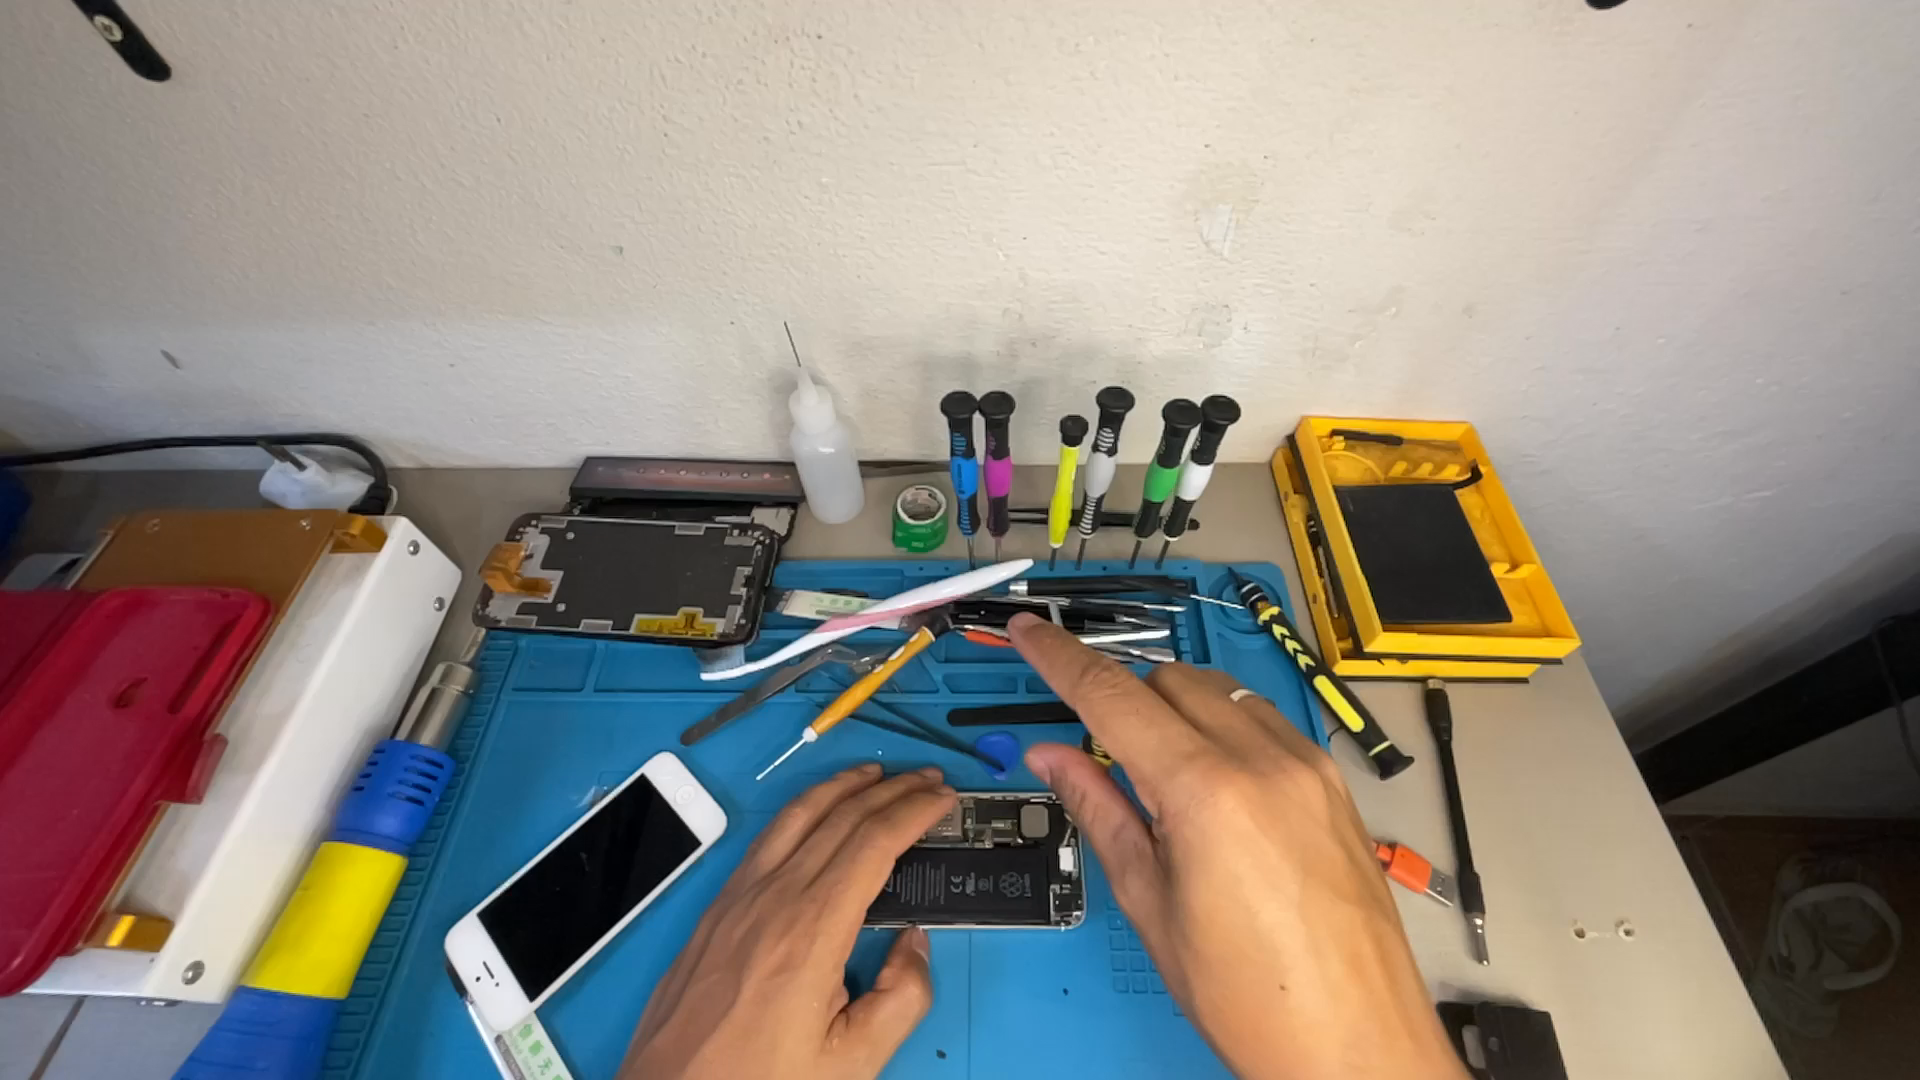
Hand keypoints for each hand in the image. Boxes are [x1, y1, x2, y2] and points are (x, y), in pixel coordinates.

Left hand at [619, 764, 957, 1079]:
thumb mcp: (851, 1066)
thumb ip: (902, 999)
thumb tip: (914, 943)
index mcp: (813, 928)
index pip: (874, 842)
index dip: (914, 811)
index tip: (943, 797)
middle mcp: (775, 895)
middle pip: (843, 817)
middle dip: (893, 790)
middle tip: (928, 779)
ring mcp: (740, 894)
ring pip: (799, 814)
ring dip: (844, 785)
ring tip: (877, 774)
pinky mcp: (718, 905)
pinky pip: (768, 836)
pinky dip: (803, 807)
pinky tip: (816, 811)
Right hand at [1007, 614, 1463, 1079]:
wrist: (1360, 1048)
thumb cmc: (1243, 994)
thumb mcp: (1148, 900)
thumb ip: (1096, 807)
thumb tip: (1049, 755)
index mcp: (1204, 792)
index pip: (1111, 695)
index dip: (1059, 655)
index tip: (1028, 630)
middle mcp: (1261, 758)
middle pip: (1165, 678)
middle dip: (1121, 698)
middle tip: (1103, 752)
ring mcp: (1305, 763)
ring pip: (1214, 686)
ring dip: (1171, 704)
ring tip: (1162, 770)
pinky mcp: (1331, 779)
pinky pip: (1259, 715)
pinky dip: (1219, 722)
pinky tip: (1215, 777)